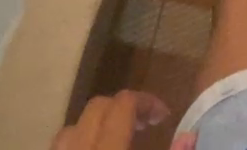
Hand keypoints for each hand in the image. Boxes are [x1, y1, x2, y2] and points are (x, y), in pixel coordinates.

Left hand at [51, 91, 170, 149]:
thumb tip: (187, 135)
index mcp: (107, 149)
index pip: (122, 105)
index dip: (145, 101)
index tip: (163, 115)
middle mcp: (78, 149)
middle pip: (96, 108)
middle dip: (122, 108)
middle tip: (144, 124)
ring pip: (71, 129)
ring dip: (96, 125)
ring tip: (117, 137)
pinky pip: (60, 148)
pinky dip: (78, 142)